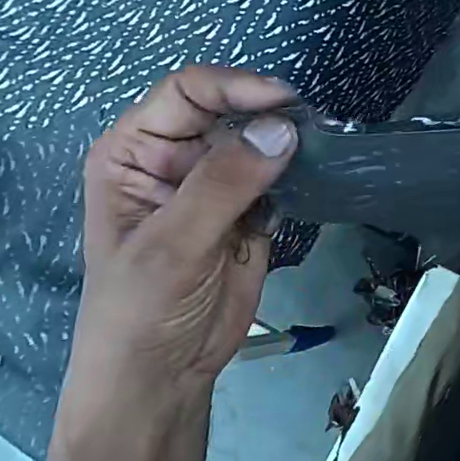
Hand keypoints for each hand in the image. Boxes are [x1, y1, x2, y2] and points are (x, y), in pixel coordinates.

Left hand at [71, 66, 299, 395]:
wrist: (165, 372)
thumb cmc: (141, 308)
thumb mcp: (173, 245)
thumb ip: (223, 184)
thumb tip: (282, 129)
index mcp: (135, 152)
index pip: (186, 94)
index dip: (233, 88)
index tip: (284, 102)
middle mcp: (177, 158)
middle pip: (229, 113)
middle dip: (270, 116)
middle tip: (315, 130)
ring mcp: (217, 186)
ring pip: (261, 144)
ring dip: (292, 145)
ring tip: (324, 151)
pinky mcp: (251, 212)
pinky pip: (281, 178)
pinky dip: (301, 176)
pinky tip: (317, 180)